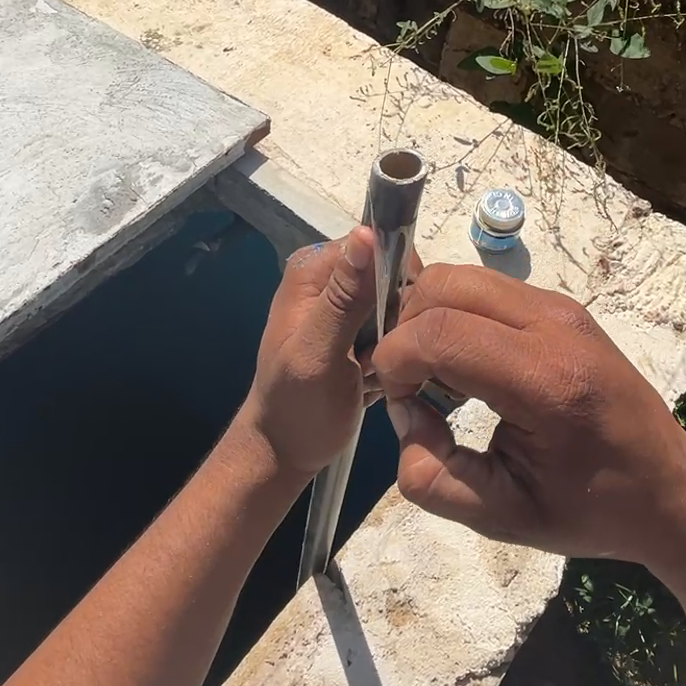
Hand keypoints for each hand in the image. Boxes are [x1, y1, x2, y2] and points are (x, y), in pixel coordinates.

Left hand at [235, 227, 378, 478]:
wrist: (284, 452)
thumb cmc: (298, 408)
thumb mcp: (320, 353)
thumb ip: (344, 298)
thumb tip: (369, 234)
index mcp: (313, 269)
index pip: (379, 246)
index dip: (399, 282)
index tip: (397, 328)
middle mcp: (327, 276)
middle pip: (393, 272)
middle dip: (401, 314)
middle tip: (384, 357)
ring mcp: (342, 302)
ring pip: (399, 300)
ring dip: (400, 336)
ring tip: (379, 369)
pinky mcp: (355, 326)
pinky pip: (395, 323)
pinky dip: (395, 349)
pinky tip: (380, 374)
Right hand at [372, 264, 685, 564]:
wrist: (667, 487)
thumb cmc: (591, 508)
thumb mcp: (502, 518)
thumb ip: (430, 477)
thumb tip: (406, 413)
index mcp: (546, 381)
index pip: (440, 334)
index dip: (395, 360)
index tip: (394, 400)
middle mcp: (554, 324)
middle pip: (443, 286)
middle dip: (404, 329)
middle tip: (407, 382)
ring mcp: (560, 306)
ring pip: (461, 276)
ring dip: (427, 316)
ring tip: (432, 373)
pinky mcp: (560, 303)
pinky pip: (484, 286)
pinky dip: (453, 312)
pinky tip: (462, 361)